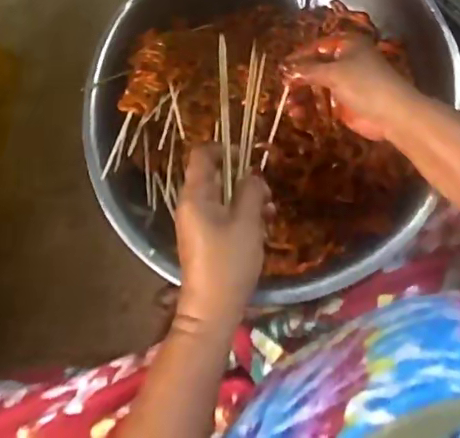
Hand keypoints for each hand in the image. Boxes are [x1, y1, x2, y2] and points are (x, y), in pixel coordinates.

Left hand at [172, 145, 268, 336]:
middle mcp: (190, 203)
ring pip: (222, 197)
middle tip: (266, 192)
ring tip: (269, 212)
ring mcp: (195, 222)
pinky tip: (261, 228)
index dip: (223, 147)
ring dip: (246, 199)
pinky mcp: (203, 239)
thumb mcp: (247, 222)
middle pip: (215, 175)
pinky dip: (240, 216)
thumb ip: (251, 192)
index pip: (201, 154)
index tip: (247, 155)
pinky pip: (221, 215)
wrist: (211, 311)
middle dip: (242, 179)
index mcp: (195, 194)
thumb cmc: (228, 262)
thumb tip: (253, 176)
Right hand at [284, 35, 424, 140]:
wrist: (394, 115)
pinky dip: (310, 108)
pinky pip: (322, 103)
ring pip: (317, 87)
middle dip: (298, 79)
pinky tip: (298, 115)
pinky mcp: (345, 104)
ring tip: (290, 107)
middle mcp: (345, 61)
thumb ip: (307, 70)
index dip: (298, 57)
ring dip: (302, 96)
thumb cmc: (364, 84)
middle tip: (284, 88)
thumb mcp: (333, 73)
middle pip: (314, 68)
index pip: (316, 47)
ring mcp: (345, 84)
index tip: (281, 67)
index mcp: (346, 45)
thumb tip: (285, 69)